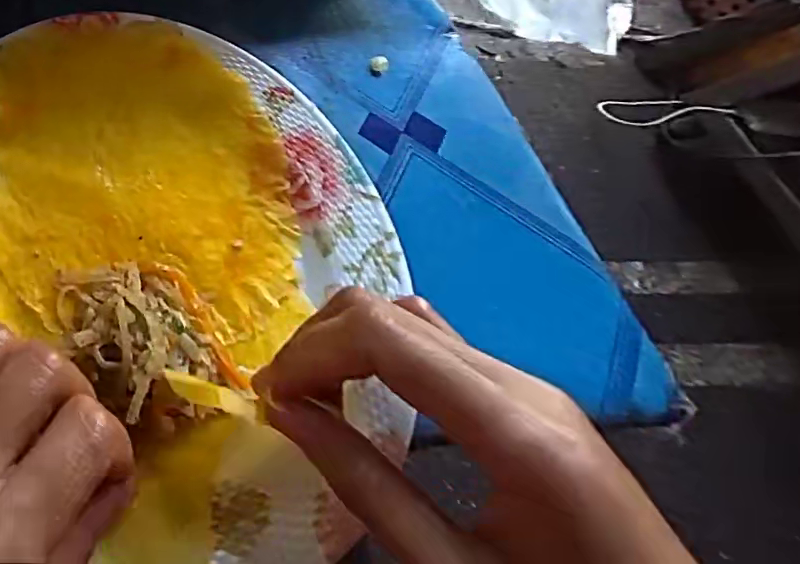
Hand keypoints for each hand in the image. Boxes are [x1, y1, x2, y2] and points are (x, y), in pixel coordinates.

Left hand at [0, 319, 134, 563]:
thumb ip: (78, 533)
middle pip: (43, 369)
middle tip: (63, 420)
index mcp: (8, 531)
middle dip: (71, 388)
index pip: (88, 432)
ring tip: (19, 394)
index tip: (104, 460)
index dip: (113, 441)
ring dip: (21, 359)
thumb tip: (114, 471)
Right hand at [252, 288, 692, 563]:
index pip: (382, 335)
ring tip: (312, 392)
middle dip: (318, 342)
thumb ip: (366, 488)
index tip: (271, 396)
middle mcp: (523, 384)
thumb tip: (285, 412)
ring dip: (343, 341)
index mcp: (518, 430)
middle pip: (387, 311)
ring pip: (405, 316)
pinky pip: (431, 342)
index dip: (309, 351)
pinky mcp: (526, 396)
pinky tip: (361, 390)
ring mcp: (529, 385)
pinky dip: (376, 351)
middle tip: (284, 397)